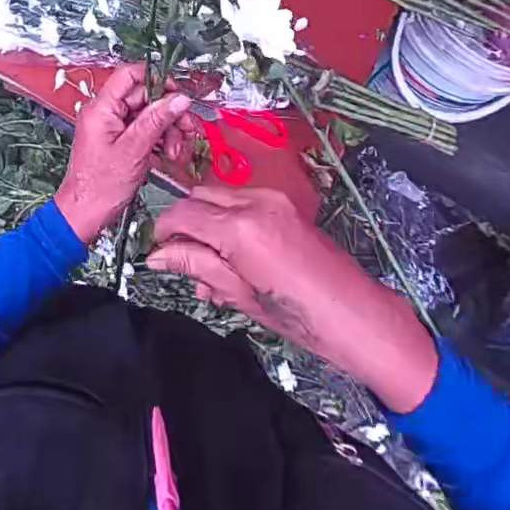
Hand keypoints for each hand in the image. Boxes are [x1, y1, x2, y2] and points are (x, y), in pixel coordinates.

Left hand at [55, 64, 195, 243]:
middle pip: (146, 97)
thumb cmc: (99, 188)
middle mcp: (106, 113)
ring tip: (176, 150)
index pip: (130, 75)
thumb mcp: (134, 150)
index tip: (177, 93)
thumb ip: (157, 121)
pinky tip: (169, 153)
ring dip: (168, 130)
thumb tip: (179, 99)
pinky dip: (161, 139)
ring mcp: (114, 126)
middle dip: (169, 113)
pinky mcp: (121, 140)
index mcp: (102, 109)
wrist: (85, 215)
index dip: (156, 80)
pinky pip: (146, 129)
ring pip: (150, 114)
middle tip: (186, 127)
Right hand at [147, 185, 438, 412]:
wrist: (352, 311)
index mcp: (240, 226)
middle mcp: (255, 200)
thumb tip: (157, 256)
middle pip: (200, 195)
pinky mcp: (286, 203)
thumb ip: (197, 265)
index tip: (156, 249)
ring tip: (210, 269)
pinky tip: (233, 258)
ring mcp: (274, 198)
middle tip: (181, 260)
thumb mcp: (239, 293)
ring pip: (221, 197)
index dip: (164, 230)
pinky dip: (230, 220)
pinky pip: (244, 201)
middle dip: (185, 223)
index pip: (184, 213)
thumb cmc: (295, 314)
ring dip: (207, 222)